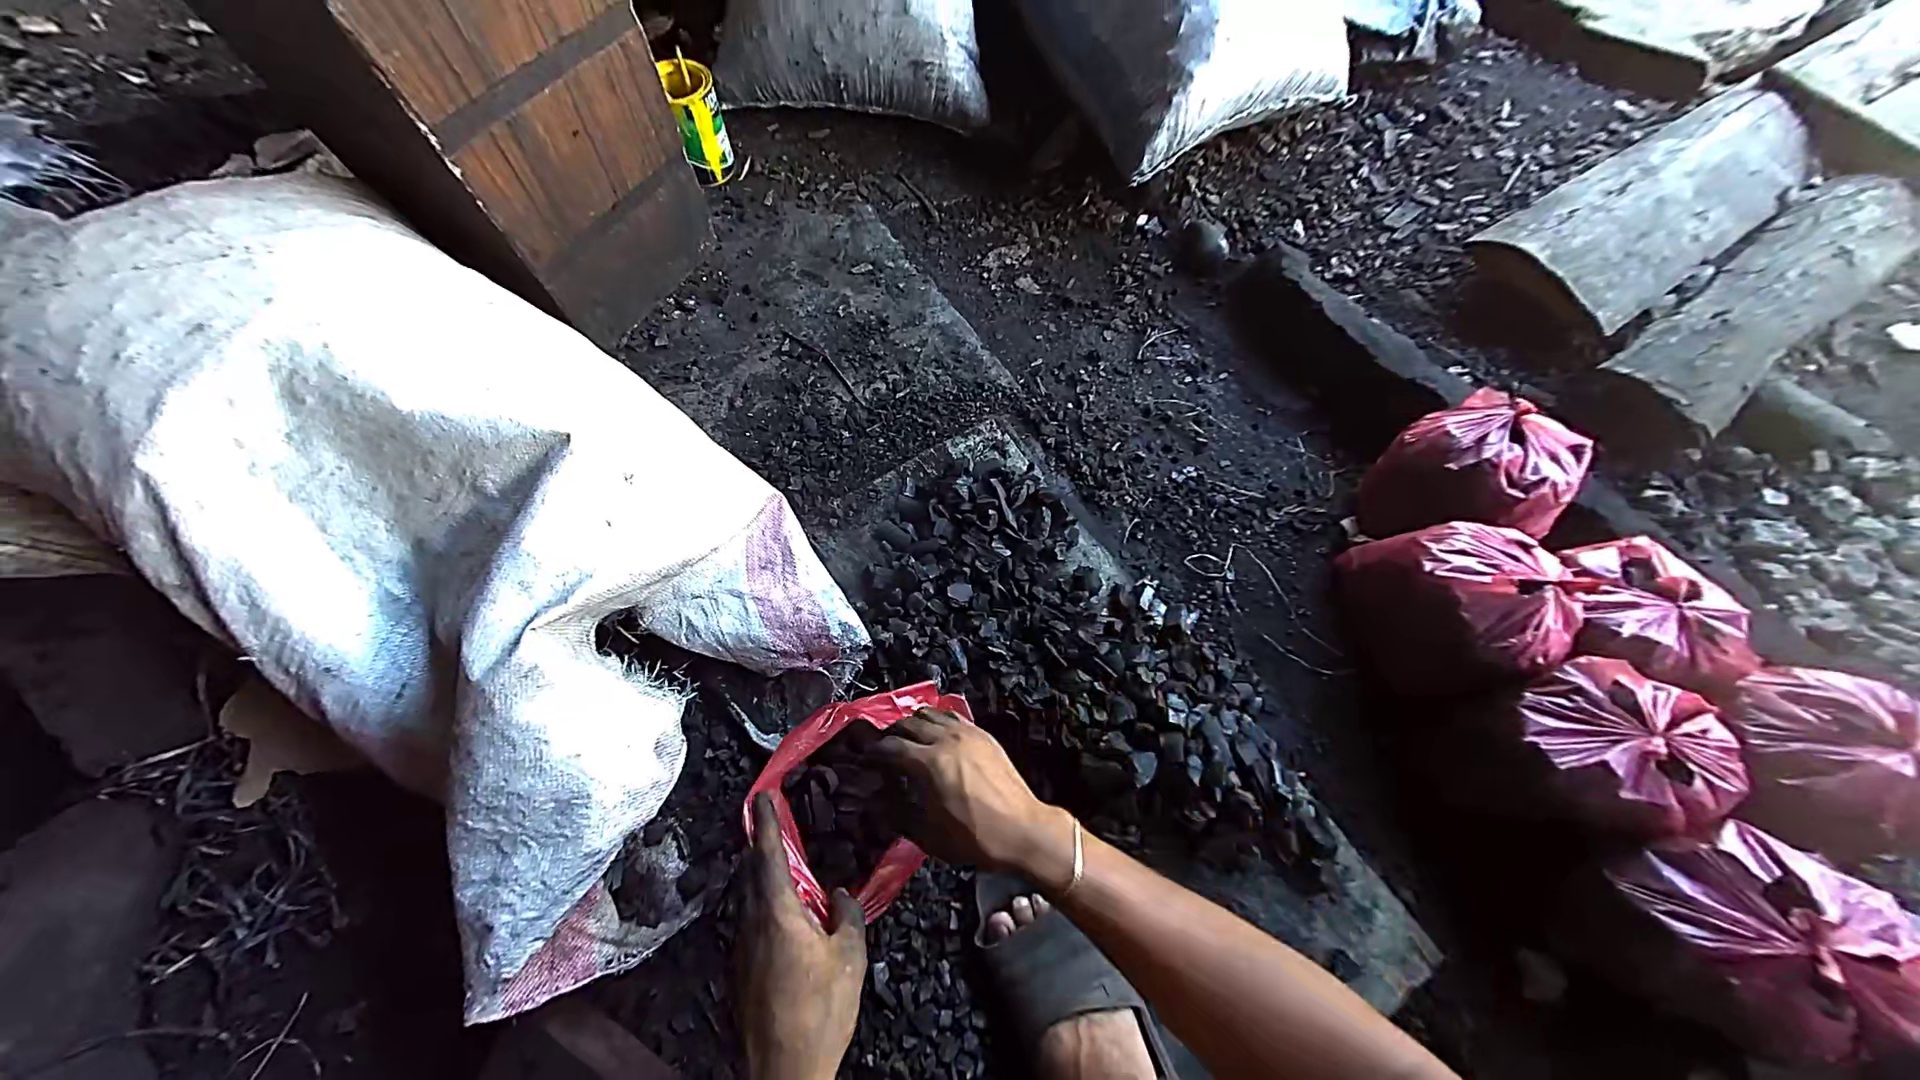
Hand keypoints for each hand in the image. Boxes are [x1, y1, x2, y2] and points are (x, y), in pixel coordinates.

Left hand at [736, 793, 865, 1079]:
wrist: (785, 1073)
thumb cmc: (820, 1014)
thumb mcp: (849, 957)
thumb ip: (847, 914)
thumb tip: (838, 893)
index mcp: (779, 914)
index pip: (768, 854)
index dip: (765, 822)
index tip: (762, 796)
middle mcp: (754, 925)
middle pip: (755, 872)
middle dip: (763, 843)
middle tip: (774, 819)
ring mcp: (744, 949)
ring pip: (753, 897)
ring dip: (766, 873)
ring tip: (785, 860)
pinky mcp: (743, 970)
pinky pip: (754, 921)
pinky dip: (768, 902)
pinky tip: (788, 912)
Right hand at [871, 709, 1074, 887]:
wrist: (1022, 830)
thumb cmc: (975, 838)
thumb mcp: (928, 834)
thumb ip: (897, 814)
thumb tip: (876, 802)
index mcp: (929, 763)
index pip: (890, 747)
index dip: (874, 753)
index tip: (867, 760)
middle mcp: (946, 740)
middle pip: (908, 724)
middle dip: (890, 735)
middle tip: (883, 749)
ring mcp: (967, 734)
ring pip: (930, 714)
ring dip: (913, 724)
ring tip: (907, 739)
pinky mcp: (983, 735)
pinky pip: (952, 718)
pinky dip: (937, 722)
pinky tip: (935, 736)